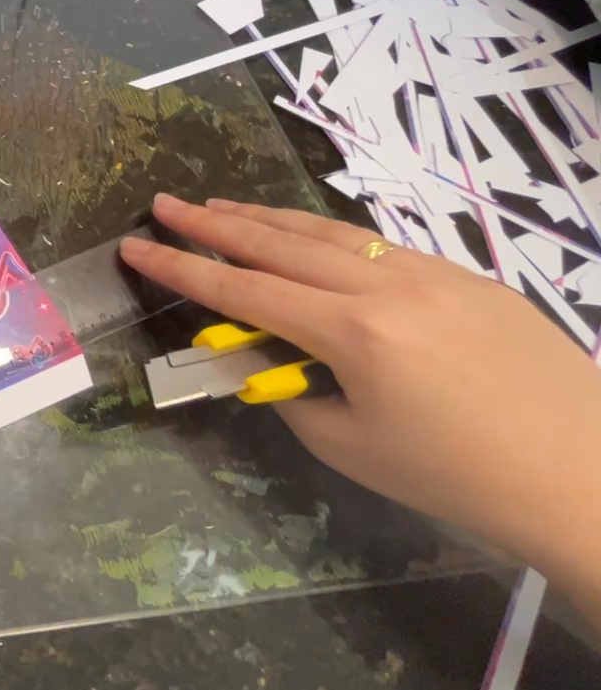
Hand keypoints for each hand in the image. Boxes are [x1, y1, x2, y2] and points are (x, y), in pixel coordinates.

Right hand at [120, 195, 600, 579]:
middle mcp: (388, 290)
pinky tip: (302, 235)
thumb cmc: (457, 477)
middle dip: (211, 222)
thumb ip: (289, 389)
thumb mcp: (345, 443)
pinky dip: (323, 234)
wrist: (598, 486)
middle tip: (164, 203)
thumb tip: (266, 358)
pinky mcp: (471, 281)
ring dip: (264, 217)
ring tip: (218, 204)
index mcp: (353, 334)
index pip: (240, 290)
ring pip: (327, 233)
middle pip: (276, 244)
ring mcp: (435, 277)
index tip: (134, 245)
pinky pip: (376, 246)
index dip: (178, 268)